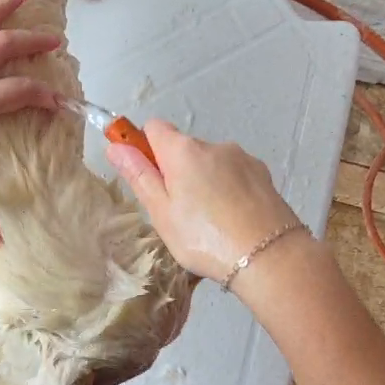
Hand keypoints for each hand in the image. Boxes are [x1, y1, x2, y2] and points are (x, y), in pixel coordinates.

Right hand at [106, 119, 303, 283]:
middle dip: (175, 172)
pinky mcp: (263, 175)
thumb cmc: (204, 238)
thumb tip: (115, 145)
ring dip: (203, 182)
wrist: (269, 256)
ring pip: (210, 164)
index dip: (143, 147)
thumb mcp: (161, 212)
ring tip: (208, 223)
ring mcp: (243, 158)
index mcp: (184, 151)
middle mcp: (215, 145)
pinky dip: (227, 191)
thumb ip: (139, 175)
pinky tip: (231, 220)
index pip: (154, 128)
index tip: (145, 177)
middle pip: (183, 148)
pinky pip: (233, 176)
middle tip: (176, 213)